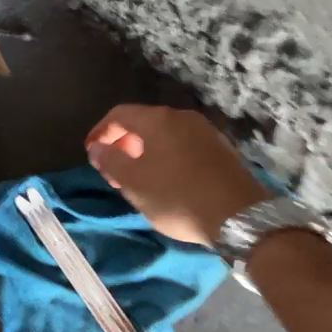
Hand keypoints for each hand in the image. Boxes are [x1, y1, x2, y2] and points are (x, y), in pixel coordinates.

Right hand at [85, 104, 271, 246]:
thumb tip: (97, 148)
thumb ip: (110, 161)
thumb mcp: (134, 183)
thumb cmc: (177, 196)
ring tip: (138, 179)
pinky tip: (166, 182)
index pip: (119, 115)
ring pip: (165, 136)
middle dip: (123, 144)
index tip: (91, 154)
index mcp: (158, 120)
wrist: (240, 216)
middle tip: (113, 171)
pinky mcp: (221, 151)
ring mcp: (205, 133)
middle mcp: (182, 118)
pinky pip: (183, 147)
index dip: (100, 132)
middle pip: (143, 123)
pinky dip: (167, 158)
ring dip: (145, 153)